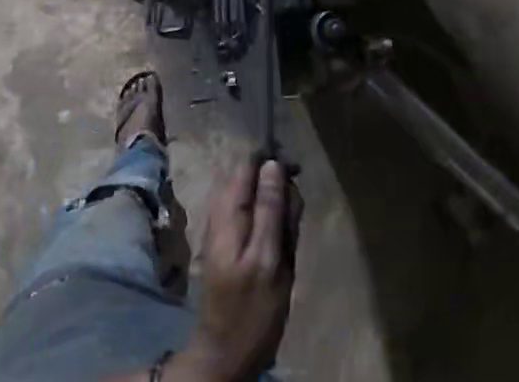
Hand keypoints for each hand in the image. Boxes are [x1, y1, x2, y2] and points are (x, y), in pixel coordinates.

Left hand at [170, 159, 300, 381]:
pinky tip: (280, 249)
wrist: (227, 354)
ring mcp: (226, 228)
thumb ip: (270, 209)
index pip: (248, 164)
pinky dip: (273, 226)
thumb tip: (273, 164)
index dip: (273, 165)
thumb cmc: (251, 309)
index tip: (295, 178)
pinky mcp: (233, 243)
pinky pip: (257, 218)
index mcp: (227, 213)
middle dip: (279, 193)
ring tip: (287, 241)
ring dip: (279, 212)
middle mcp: (222, 214)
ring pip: (259, 199)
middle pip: (255, 179)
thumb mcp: (267, 258)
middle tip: (291, 225)